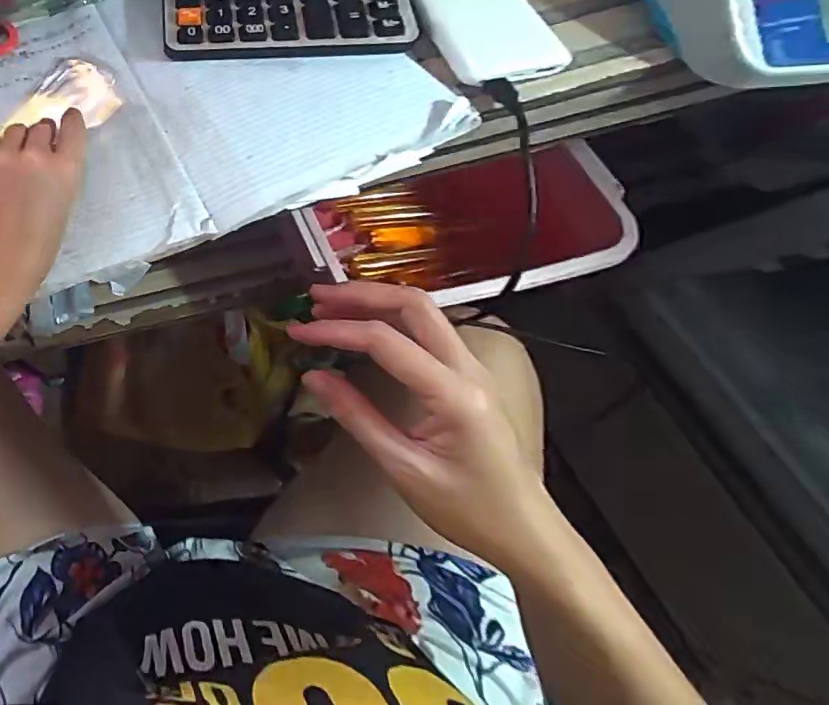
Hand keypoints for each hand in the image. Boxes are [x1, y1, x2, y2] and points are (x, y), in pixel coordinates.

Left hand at [0, 110, 87, 303]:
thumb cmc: (40, 246)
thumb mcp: (65, 205)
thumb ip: (61, 175)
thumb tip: (52, 157)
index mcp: (66, 168)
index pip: (72, 126)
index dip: (70, 120)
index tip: (68, 119)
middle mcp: (37, 154)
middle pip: (42, 125)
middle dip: (43, 136)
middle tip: (38, 154)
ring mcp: (5, 156)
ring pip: (16, 129)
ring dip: (19, 141)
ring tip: (15, 162)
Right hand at [287, 281, 560, 570]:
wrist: (528, 534)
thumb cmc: (469, 511)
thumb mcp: (404, 469)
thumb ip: (357, 417)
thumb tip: (313, 378)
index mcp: (454, 394)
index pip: (386, 341)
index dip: (337, 330)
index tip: (300, 332)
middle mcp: (468, 368)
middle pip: (412, 305)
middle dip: (360, 294)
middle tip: (316, 298)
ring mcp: (472, 368)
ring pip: (422, 311)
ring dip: (375, 300)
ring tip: (330, 305)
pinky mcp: (468, 375)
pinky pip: (427, 329)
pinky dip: (390, 316)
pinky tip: (364, 324)